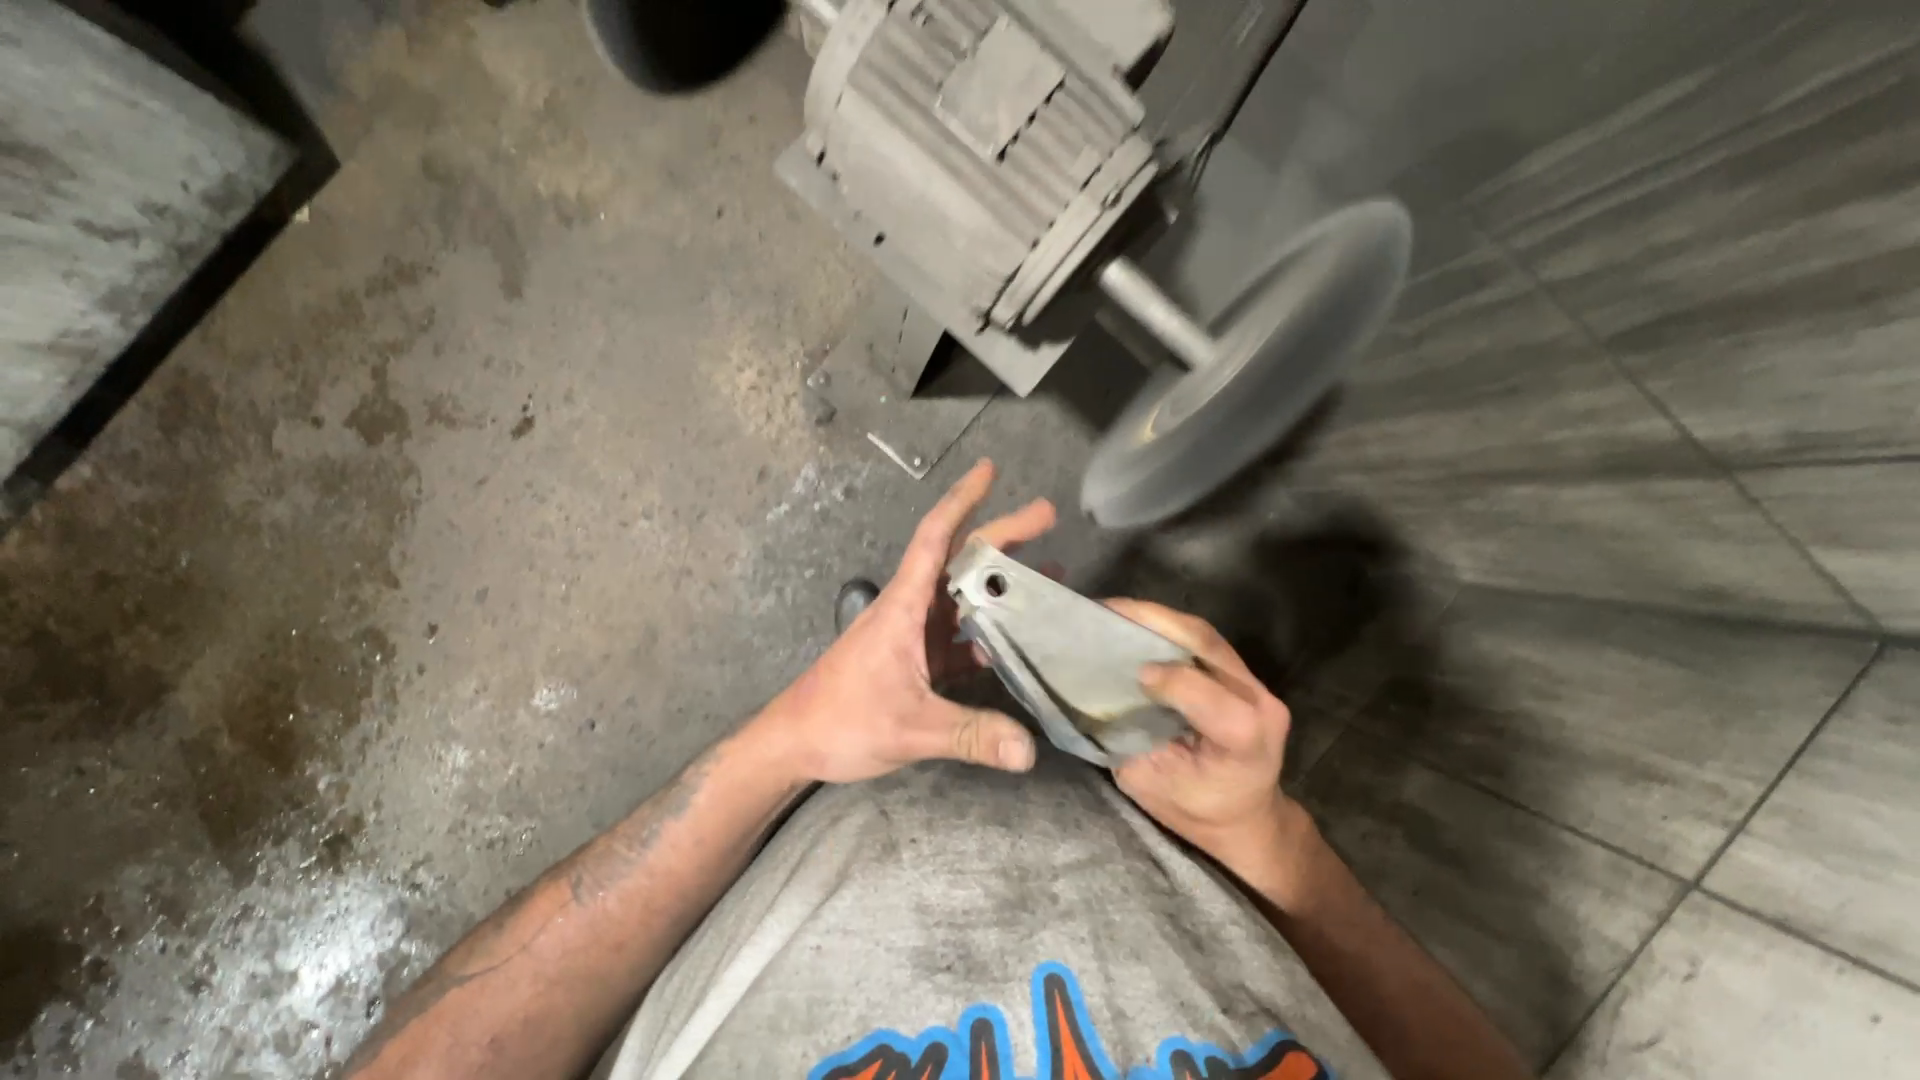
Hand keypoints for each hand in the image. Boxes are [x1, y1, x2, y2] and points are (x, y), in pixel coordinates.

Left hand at [753, 459, 1055, 783]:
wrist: (795, 743)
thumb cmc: (840, 720)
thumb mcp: (909, 728)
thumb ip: (969, 735)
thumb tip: (1028, 751)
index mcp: (902, 606)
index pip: (935, 537)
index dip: (961, 500)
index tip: (988, 469)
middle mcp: (910, 610)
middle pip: (959, 560)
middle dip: (1002, 535)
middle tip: (1047, 514)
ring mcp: (912, 636)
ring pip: (962, 597)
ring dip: (1000, 584)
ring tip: (1049, 574)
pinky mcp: (915, 662)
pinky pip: (959, 636)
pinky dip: (990, 631)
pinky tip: (1020, 637)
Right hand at [1105, 600, 1314, 881]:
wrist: (1246, 817)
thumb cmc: (1196, 811)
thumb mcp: (1150, 785)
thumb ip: (1129, 739)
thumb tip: (1098, 695)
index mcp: (1243, 741)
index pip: (1209, 697)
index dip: (1171, 679)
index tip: (1132, 671)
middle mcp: (1259, 703)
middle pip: (1208, 646)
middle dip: (1154, 620)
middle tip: (1106, 609)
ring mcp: (1256, 685)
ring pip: (1205, 635)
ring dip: (1158, 618)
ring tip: (1114, 610)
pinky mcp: (1243, 675)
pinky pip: (1203, 641)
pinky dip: (1166, 628)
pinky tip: (1135, 623)